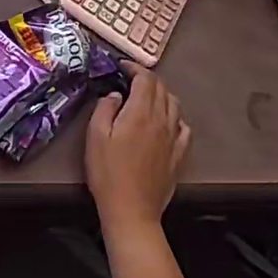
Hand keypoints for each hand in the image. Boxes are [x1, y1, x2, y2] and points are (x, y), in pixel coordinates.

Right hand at [84, 63, 191, 233]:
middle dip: (146, 79)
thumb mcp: (95, 137)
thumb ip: (104, 109)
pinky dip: (174, 116)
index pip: (145, 80)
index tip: (121, 67)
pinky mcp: (179, 154)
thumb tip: (115, 95)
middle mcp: (161, 120)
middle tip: (130, 79)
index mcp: (140, 113)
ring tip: (146, 97)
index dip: (134, 68)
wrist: (131, 210)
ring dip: (161, 94)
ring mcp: (173, 138)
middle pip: (161, 88)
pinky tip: (165, 121)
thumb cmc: (107, 173)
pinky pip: (182, 126)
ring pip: (174, 104)